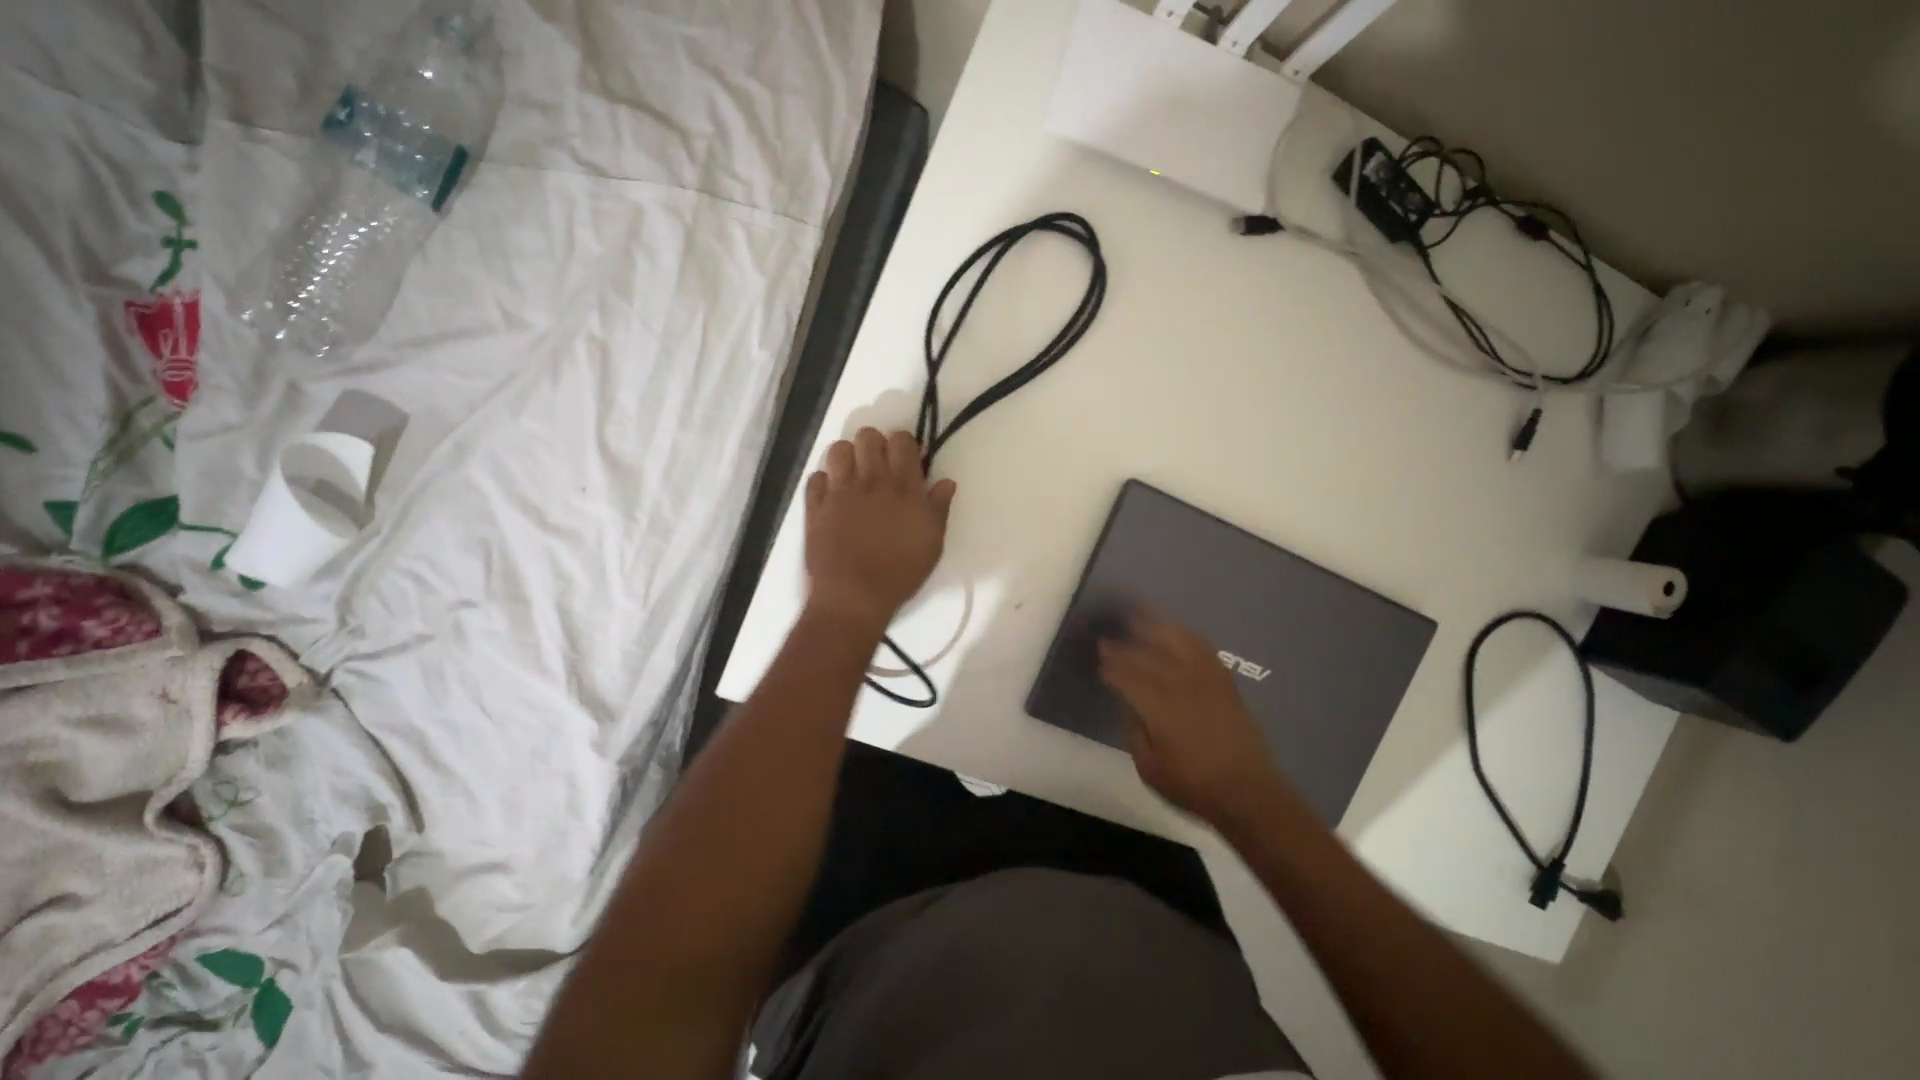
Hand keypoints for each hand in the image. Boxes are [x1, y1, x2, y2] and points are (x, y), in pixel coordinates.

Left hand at [803, 428, 956, 631]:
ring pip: (838, 449)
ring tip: (853, 476)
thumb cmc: (900, 572)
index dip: (904, 444)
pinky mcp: (816, 506)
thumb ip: (938, 508)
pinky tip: (832, 495)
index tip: (906, 459)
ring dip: (848, 457)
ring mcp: (839, 491)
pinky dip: (824, 481)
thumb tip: (945, 482)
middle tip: (879, 465)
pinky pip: (816, 478)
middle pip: (868, 436)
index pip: (902, 441)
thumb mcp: (932, 543)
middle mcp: (870, 481)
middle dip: (875, 444)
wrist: (855, 596)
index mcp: (903, 487)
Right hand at [1099, 616, 1292, 828]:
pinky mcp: (1226, 682)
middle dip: (1125, 644)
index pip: (1128, 677)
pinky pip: (1203, 649)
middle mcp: (1183, 685)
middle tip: (1108, 636)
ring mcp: (1207, 680)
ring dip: (1154, 627)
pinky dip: (1186, 635)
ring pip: (1177, 642)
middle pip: (1149, 655)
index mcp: (1160, 708)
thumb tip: (1129, 704)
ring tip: (1137, 617)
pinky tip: (1176, 632)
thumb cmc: (1193, 785)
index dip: (1111, 666)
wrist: (1247, 791)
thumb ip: (1135, 731)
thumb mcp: (1149, 767)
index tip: (1098, 659)